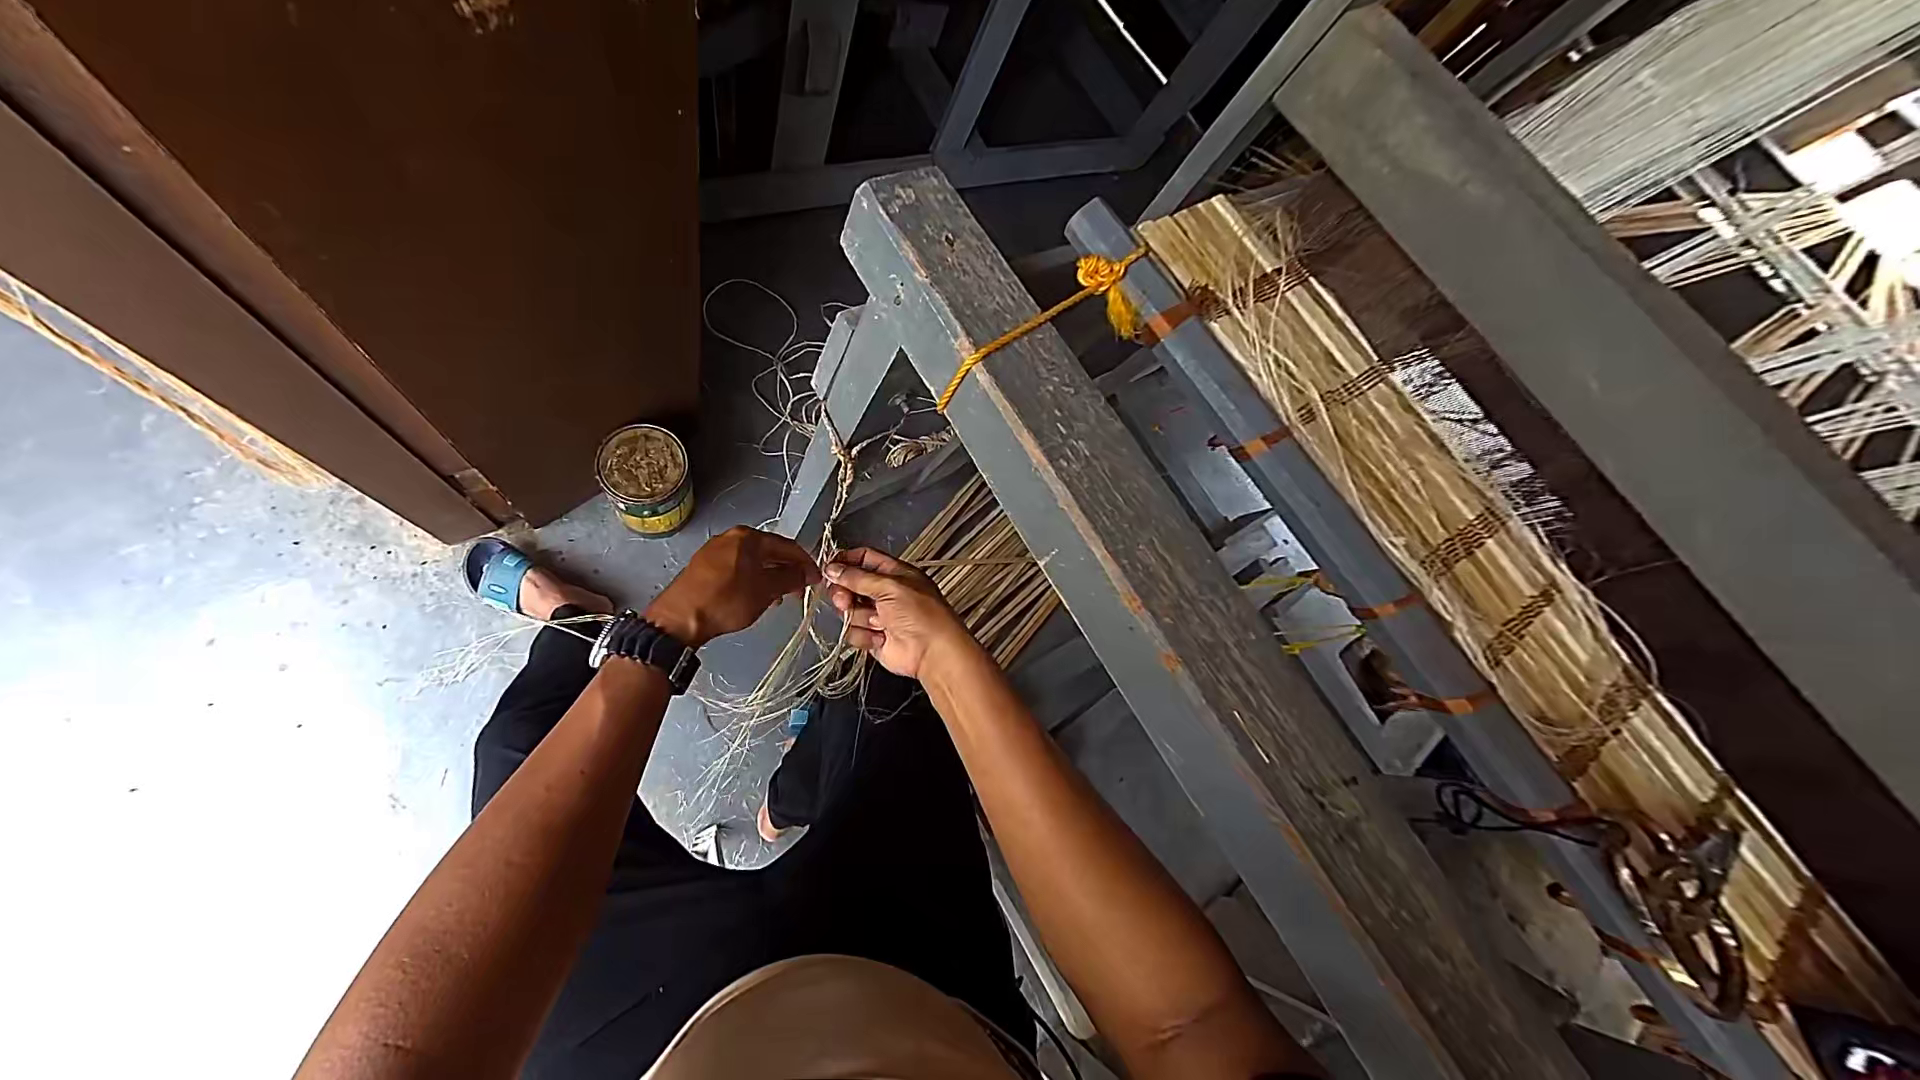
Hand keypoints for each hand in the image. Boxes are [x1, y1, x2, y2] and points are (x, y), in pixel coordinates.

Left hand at [645, 526, 819, 647]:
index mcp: (748, 537)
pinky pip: (737, 567)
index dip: (805, 564)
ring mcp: (715, 551)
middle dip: (787, 570)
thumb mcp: (767, 590)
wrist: (679, 619)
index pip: (788, 546)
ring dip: (769, 576)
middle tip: (798, 590)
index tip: (814, 579)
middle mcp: (730, 537)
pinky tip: (754, 596)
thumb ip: (791, 578)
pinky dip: (751, 579)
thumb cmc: (723, 602)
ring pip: (753, 560)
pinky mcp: (704, 566)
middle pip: (770, 551)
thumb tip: (806, 573)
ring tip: (777, 597)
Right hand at [823, 547, 982, 679]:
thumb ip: (857, 577)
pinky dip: (865, 635)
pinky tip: (881, 636)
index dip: (845, 562)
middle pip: (851, 585)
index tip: (829, 568)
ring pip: (849, 610)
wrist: (932, 651)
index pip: (864, 559)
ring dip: (860, 617)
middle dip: (845, 593)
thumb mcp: (889, 586)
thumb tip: (833, 569)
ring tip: (877, 621)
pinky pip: (853, 632)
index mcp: (894, 573)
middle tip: (845, 599)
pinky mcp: (874, 636)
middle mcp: (886, 592)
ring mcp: (879, 615)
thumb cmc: (923, 615)